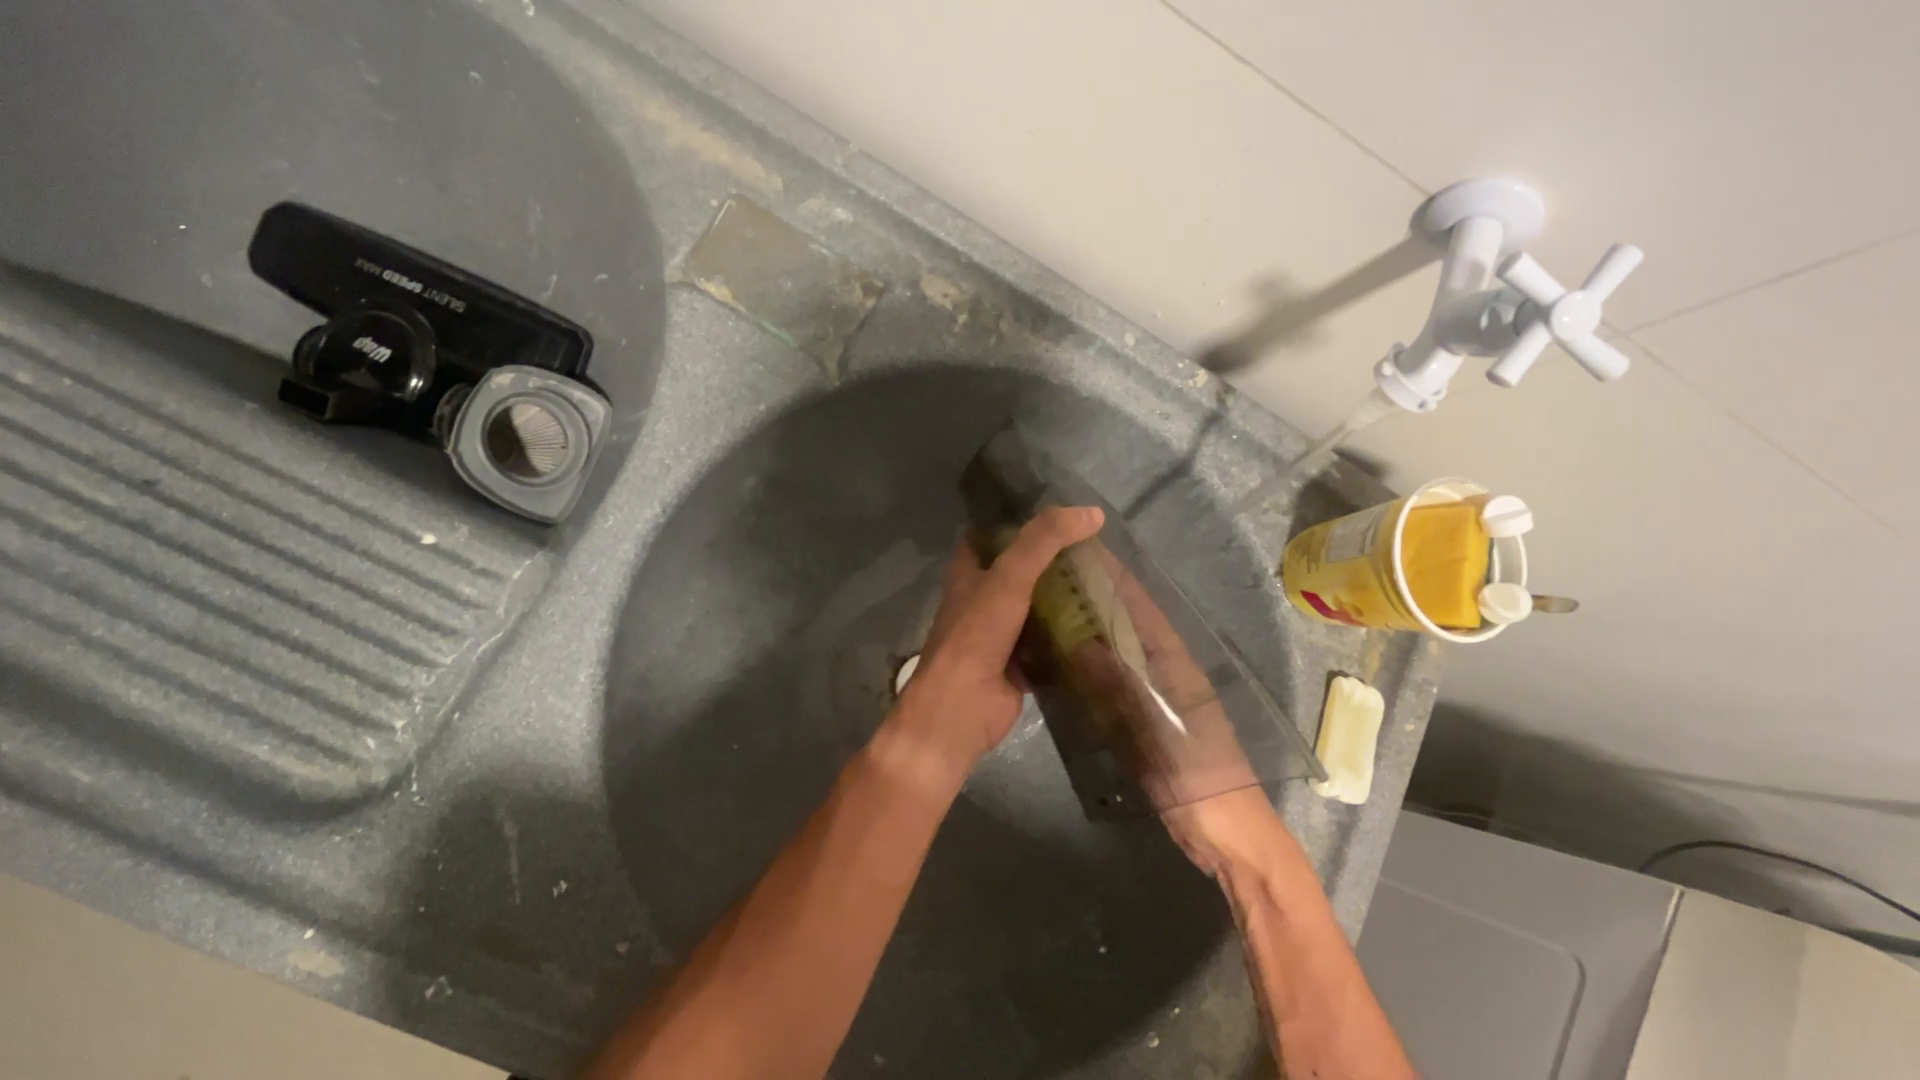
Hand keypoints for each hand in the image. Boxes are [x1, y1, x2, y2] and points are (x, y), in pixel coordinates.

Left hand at [889, 506, 1104, 776]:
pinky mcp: (1019, 666)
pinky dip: (1071, 638)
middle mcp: (982, 601)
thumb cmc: (976, 636)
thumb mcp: (1009, 578)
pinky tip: (1102, 626)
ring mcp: (1001, 635)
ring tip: (1108, 580)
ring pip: (1037, 608)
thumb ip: (1043, 541)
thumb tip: (1091, 513)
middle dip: (1052, 561)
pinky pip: (1049, 645)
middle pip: (1021, 572)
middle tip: (1096, 548)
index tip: (1058, 512)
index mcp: (969, 575)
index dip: (1018, 521)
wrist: (962, 709)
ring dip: (1065, 599)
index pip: (990, 535)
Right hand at [1066, 545, 1289, 876]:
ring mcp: (1156, 704)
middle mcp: (1167, 678)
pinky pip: (1111, 691)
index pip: (1145, 614)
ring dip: (1090, 635)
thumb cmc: (1203, 782)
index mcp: (1179, 670)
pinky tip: (1060, 670)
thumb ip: (1124, 690)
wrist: (1228, 837)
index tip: (1086, 553)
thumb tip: (1082, 642)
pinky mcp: (1145, 729)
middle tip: (1052, 580)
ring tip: (1047, 613)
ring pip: (1117, 659)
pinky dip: (1088, 674)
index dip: (1119, 583)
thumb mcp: (1163, 734)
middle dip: (1097, 603)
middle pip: (1128, 630)